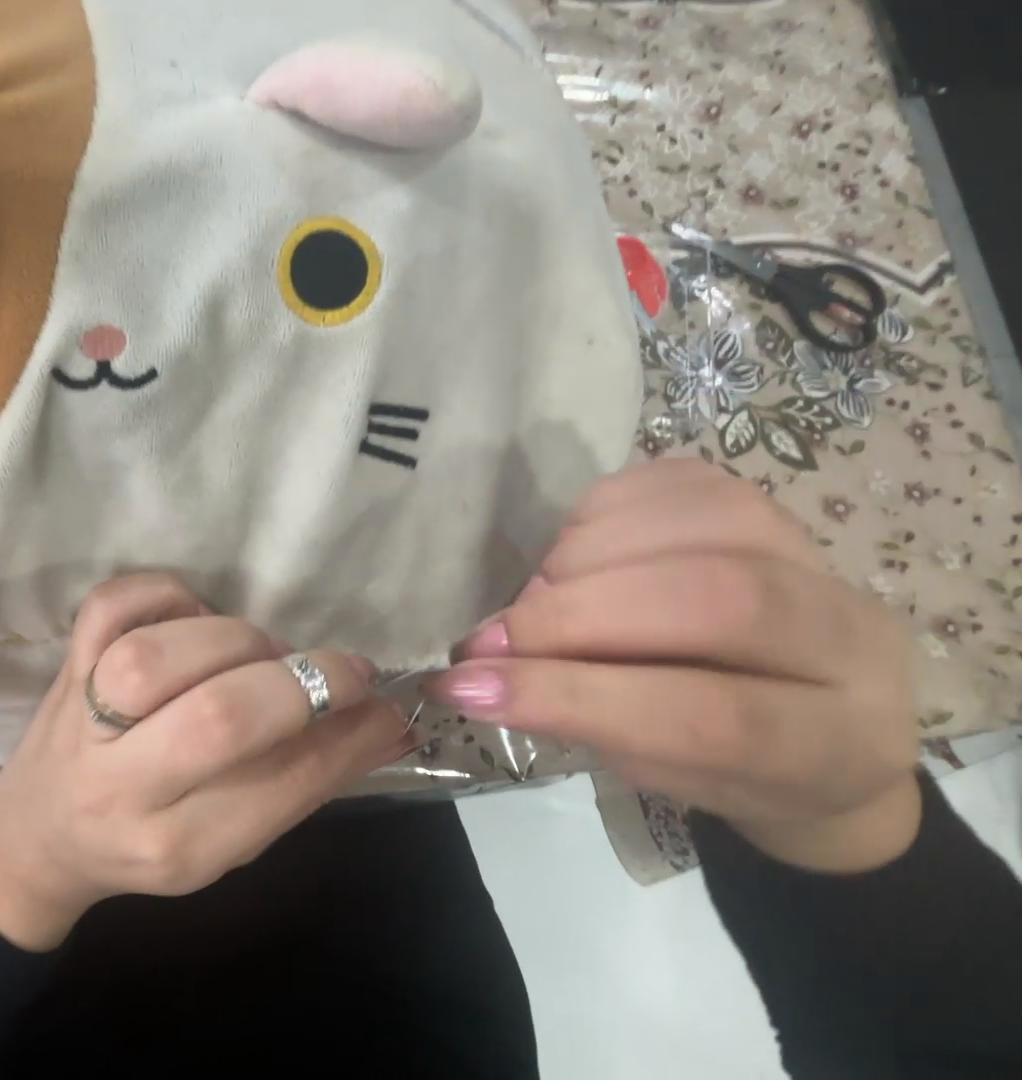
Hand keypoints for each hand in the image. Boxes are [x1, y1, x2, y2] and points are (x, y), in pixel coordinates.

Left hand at [0, 573, 415, 949]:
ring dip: (233, 640)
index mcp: (175, 846)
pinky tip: (194, 616)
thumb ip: (296, 784)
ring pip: (154, 659)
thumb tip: (385, 724)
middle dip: (300, 685)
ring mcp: (83, 720)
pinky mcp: (64, 669)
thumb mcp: (222, 842)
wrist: (39, 836)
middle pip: (217, 719)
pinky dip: (163, 594)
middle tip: (342, 672)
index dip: (347, 738)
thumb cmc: (143, 844)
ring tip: (261, 651)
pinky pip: (107, 608)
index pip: (276, 787)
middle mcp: (122, 786)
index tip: (389, 705)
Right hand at [428, 460, 921, 872]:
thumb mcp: (660, 772)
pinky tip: (569, 553)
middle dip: (571, 616)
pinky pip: (679, 482)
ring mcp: (817, 557)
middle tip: (489, 638)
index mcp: (830, 742)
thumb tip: (479, 676)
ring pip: (700, 526)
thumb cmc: (728, 763)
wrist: (814, 711)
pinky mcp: (769, 506)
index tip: (467, 688)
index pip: (711, 717)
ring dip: (580, 559)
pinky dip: (598, 513)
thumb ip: (588, 724)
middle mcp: (849, 640)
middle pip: (714, 601)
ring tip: (534, 595)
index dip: (572, 695)